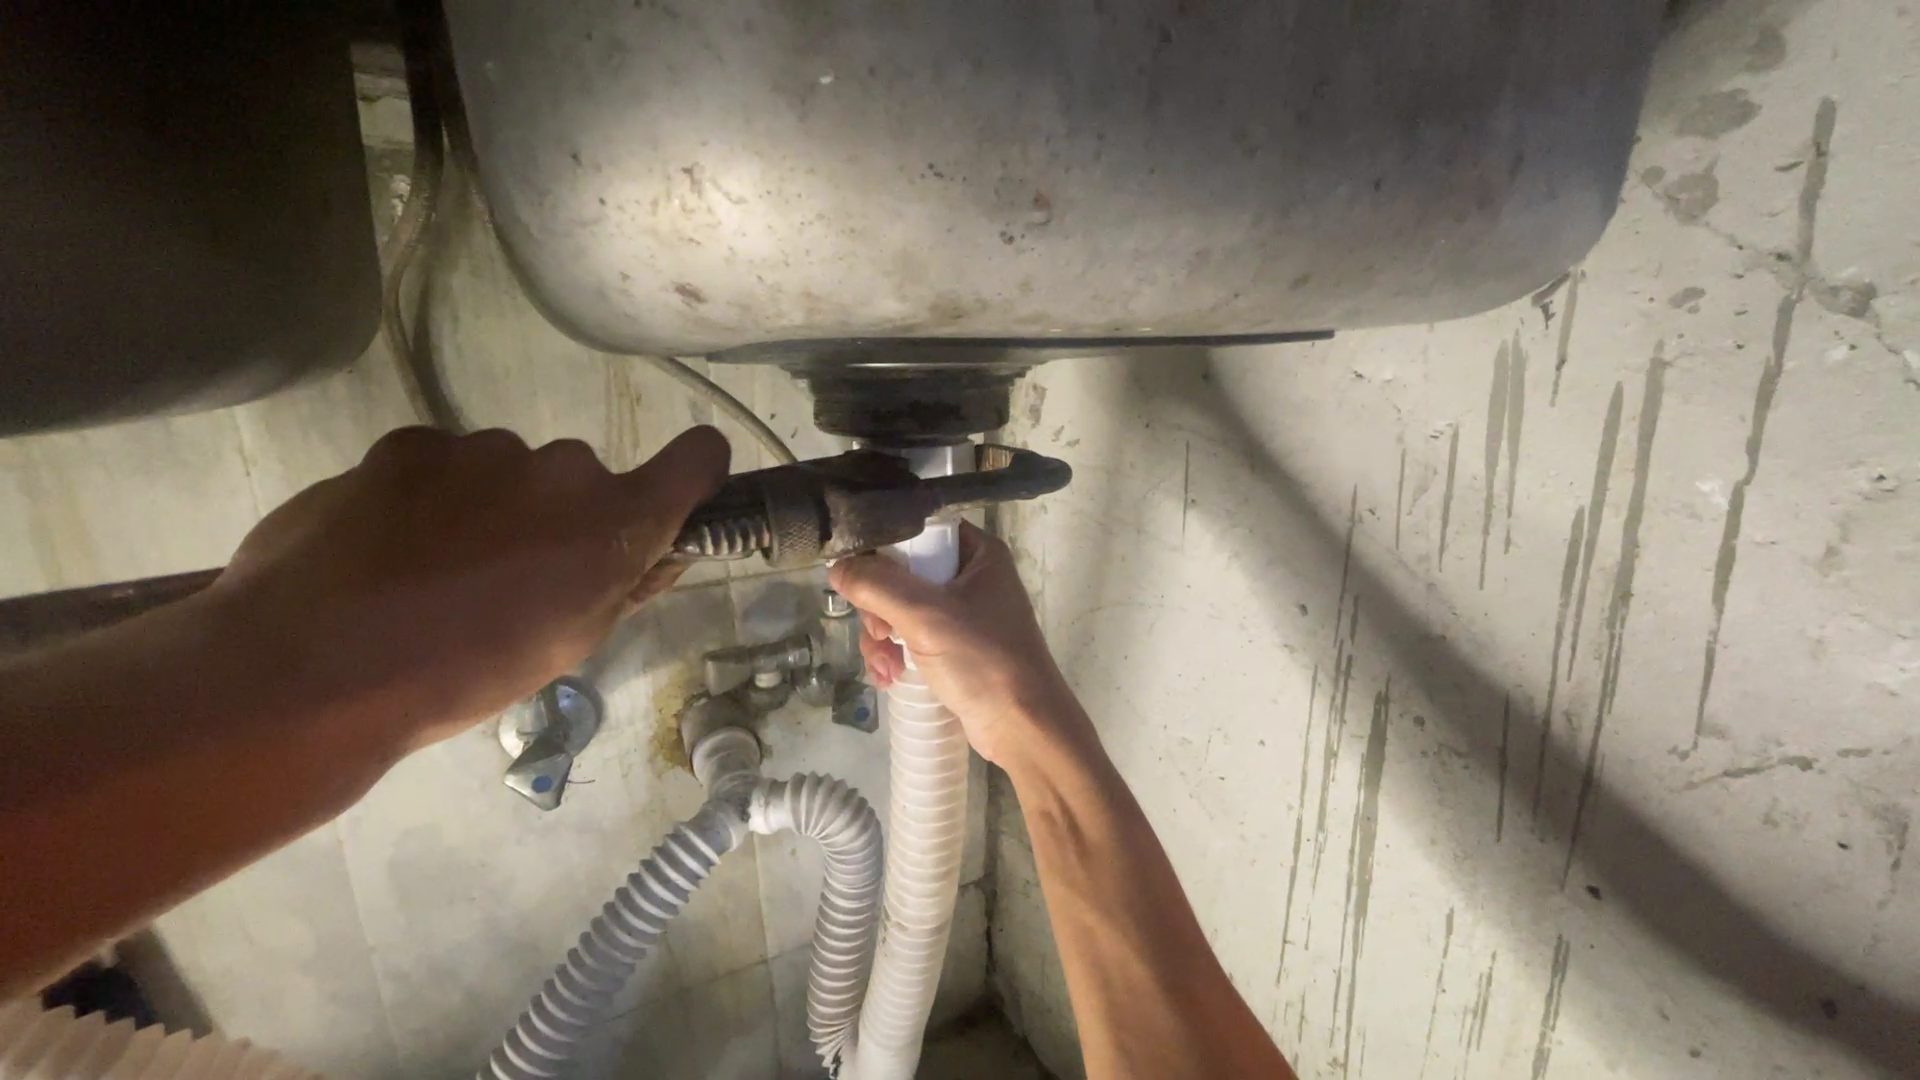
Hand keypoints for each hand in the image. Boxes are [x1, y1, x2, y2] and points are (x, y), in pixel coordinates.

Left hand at [210, 425, 728, 753]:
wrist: (315, 667)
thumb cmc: (471, 671)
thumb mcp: (574, 642)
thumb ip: (630, 584)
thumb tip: (662, 551)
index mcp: (617, 520)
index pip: (698, 458)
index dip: (697, 471)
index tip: (675, 498)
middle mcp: (564, 467)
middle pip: (586, 477)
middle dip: (565, 513)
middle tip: (518, 571)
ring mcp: (484, 448)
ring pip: (513, 469)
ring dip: (499, 503)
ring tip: (441, 566)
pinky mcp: (410, 443)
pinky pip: (447, 460)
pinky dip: (437, 493)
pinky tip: (395, 545)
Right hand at [828, 523, 1090, 770]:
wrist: (1024, 727)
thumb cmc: (983, 660)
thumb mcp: (926, 616)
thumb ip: (877, 586)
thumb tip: (836, 567)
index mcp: (978, 553)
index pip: (918, 531)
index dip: (883, 550)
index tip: (859, 577)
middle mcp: (972, 576)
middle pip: (902, 573)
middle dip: (879, 608)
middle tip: (880, 634)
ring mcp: (964, 613)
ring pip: (900, 608)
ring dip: (882, 638)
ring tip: (885, 667)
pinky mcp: (955, 646)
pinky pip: (911, 636)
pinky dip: (895, 654)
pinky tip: (889, 678)